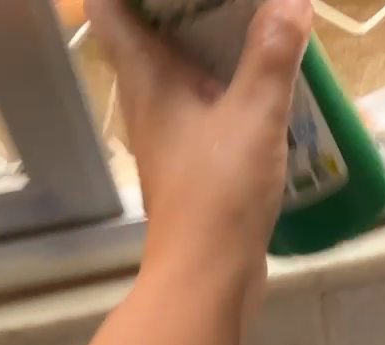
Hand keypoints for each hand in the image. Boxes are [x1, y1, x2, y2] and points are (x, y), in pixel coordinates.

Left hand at [87, 0, 312, 293]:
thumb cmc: (218, 194)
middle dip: (184, 5)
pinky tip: (263, 90)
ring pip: (181, 77)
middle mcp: (150, 104)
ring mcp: (171, 140)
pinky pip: (206, 113)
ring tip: (253, 24)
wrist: (208, 279)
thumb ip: (272, 54)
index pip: (112, 6)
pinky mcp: (194, 170)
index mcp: (147, 77)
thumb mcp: (253, 115)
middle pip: (149, 34)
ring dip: (209, 50)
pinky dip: (227, 92)